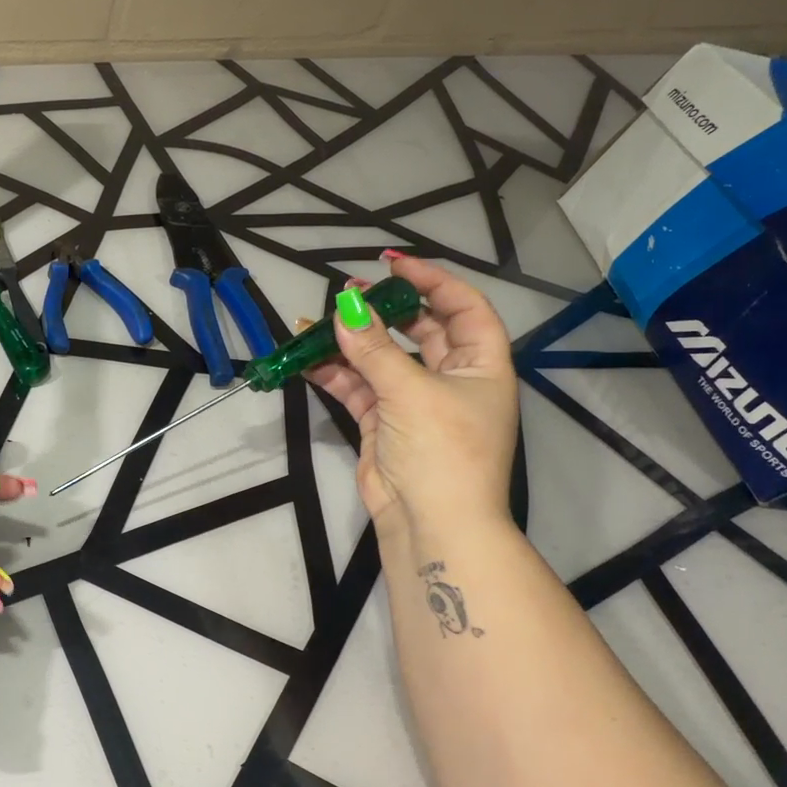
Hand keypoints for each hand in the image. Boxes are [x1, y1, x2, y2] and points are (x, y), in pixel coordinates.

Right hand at [305, 253, 519, 535]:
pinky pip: (356, 386)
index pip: (463, 308)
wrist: (431, 521)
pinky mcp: (382, 422)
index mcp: (481, 365)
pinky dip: (332, 373)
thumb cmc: (443, 450)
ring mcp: (413, 401)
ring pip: (379, 358)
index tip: (391, 265)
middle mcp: (450, 378)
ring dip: (348, 342)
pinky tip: (306, 359)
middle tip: (345, 294)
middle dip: (383, 310)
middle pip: (418, 330)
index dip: (433, 281)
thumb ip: (374, 349)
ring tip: (313, 325)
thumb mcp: (411, 392)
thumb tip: (345, 309)